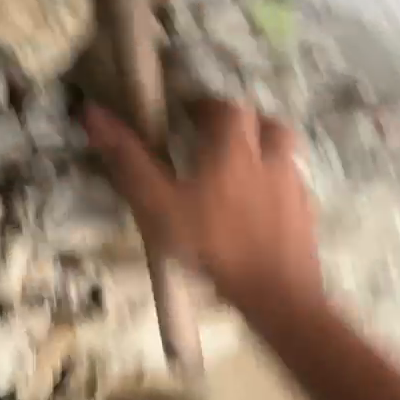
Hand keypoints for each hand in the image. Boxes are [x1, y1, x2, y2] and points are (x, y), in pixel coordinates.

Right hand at [85, 99, 322, 314]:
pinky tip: (252, 201)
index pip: (227, 108)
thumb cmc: (209, 241)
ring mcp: (294, 190)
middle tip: (211, 132)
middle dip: (241, 121)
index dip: (205, 103)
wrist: (277, 296)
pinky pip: (292, 184)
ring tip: (232, 164)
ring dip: (261, 148)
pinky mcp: (307, 217)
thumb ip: (126, 156)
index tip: (183, 111)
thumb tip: (92, 111)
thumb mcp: (154, 200)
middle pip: (266, 124)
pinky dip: (272, 181)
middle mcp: (270, 162)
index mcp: (233, 151)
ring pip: (285, 153)